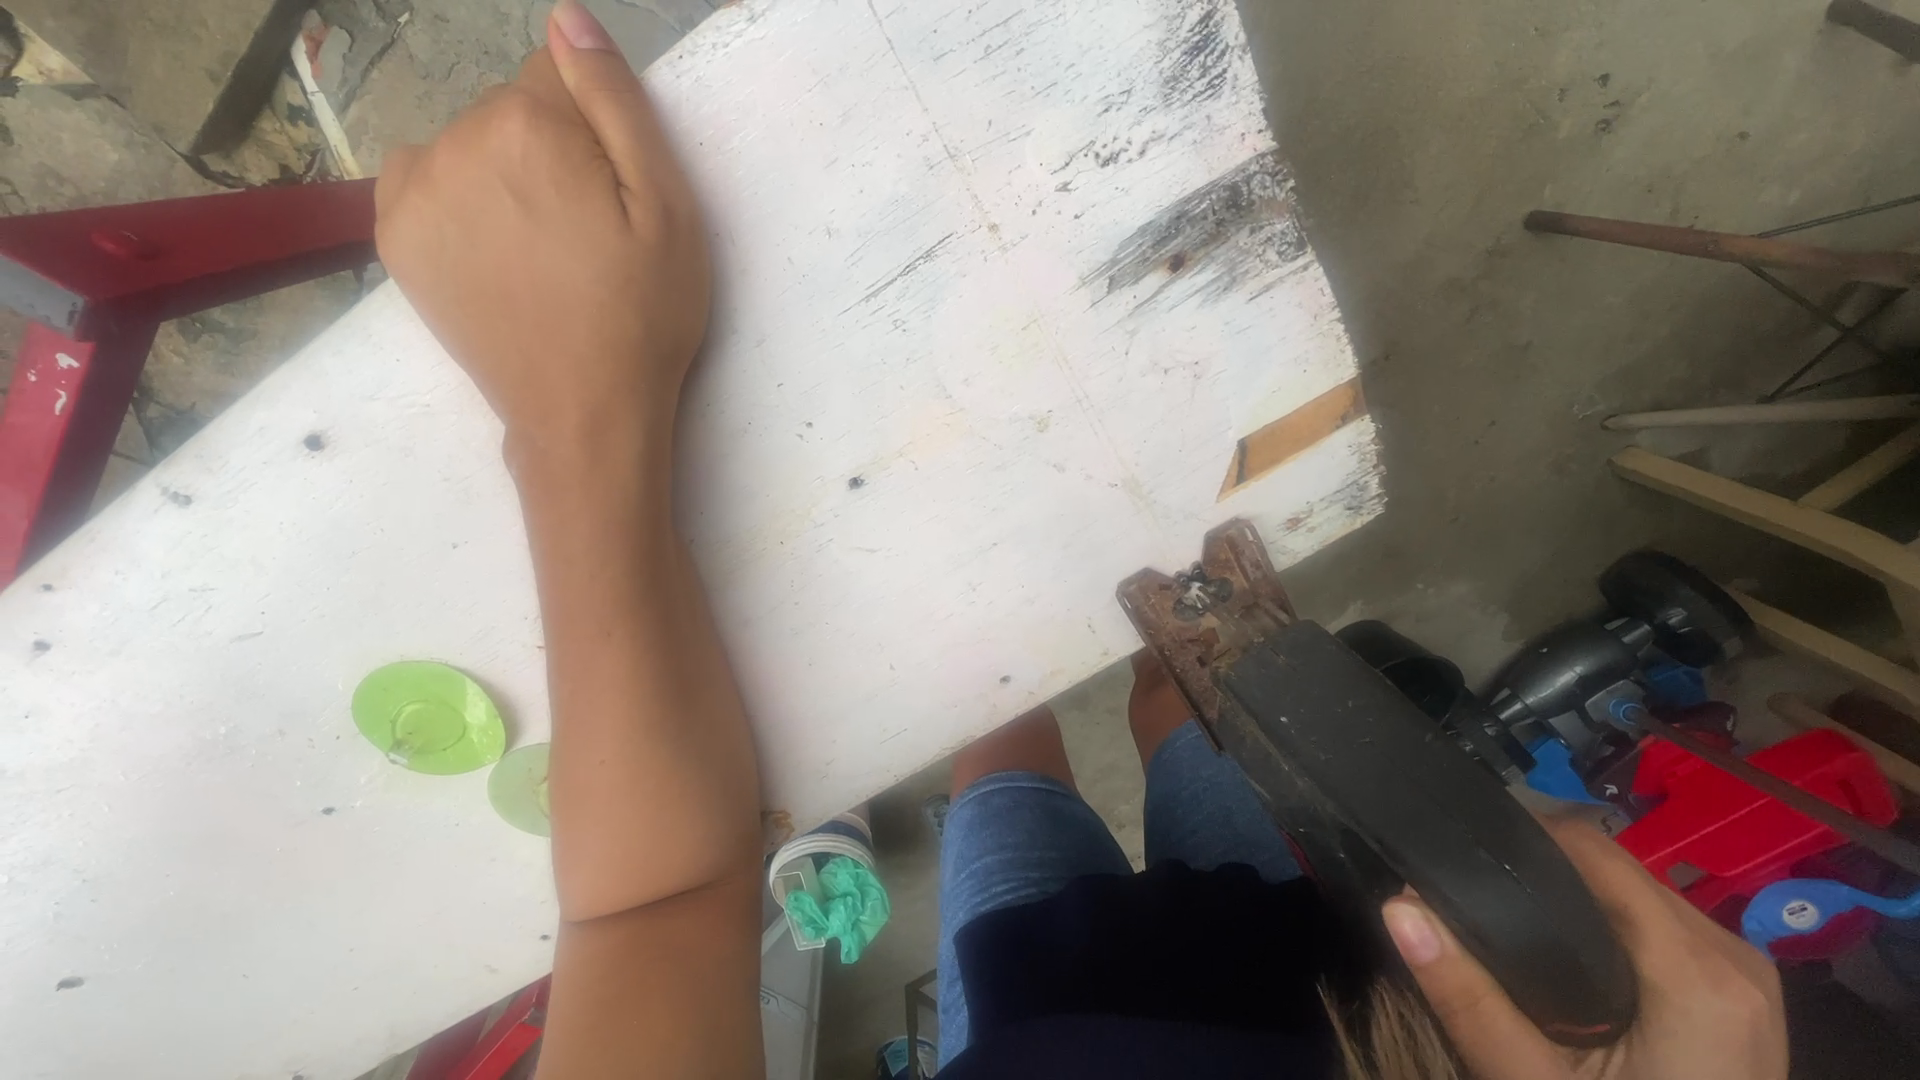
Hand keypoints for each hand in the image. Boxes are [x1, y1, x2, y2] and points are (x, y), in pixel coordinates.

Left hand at [374, 0, 709, 468]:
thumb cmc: (643, 316)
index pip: (563, 78)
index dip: (602, 137)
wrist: (582, 412)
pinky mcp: (395, 240)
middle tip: (591, 238)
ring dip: (507, 178)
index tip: (619, 202)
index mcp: (525, 125)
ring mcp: (412, 192)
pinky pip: (431, 183)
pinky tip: (500, 257)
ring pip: (472, 147)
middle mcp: (452, 140)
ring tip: (547, 256)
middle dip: (553, 154)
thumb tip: (569, 19)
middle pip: (514, 113)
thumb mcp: (670, 211)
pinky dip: (464, 203)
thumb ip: (618, 104)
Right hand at [1382, 817, 1786, 1078]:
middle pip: (1613, 868)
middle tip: (1464, 891)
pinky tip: (1557, 949)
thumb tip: (1397, 907)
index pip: (1594, 850)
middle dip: (1535, 868)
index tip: (1455, 846)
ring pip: (1633, 891)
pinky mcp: (1738, 993)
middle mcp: (1730, 952)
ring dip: (1566, 893)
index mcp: (1696, 969)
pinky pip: (1655, 923)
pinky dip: (1600, 921)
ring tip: (1500, 914)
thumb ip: (1468, 998)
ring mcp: (1743, 973)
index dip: (1519, 834)